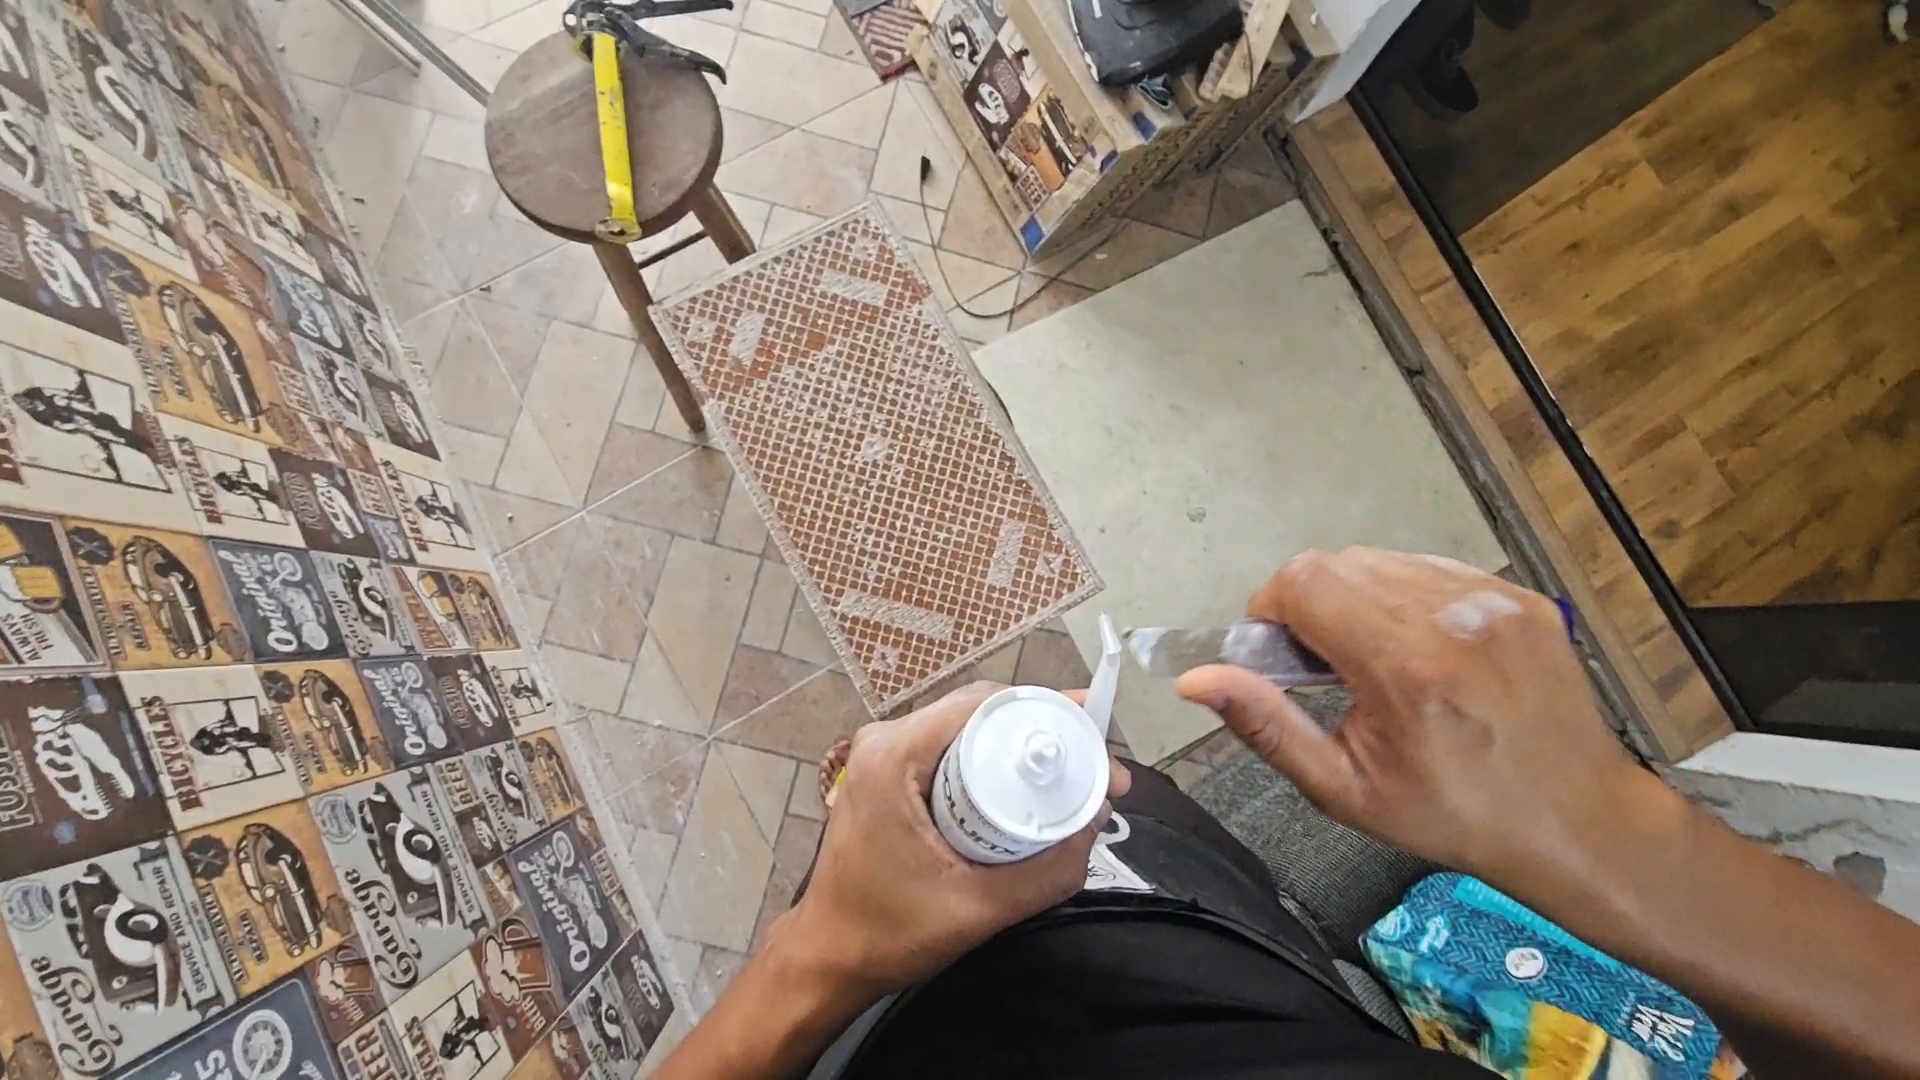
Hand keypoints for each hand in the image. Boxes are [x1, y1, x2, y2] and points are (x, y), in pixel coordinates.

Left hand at [779, 682, 1130, 995]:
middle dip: (1038, 728)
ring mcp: (882, 753)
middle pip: (977, 710)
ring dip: (1015, 743)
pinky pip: (948, 747)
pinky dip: (988, 758)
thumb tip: (1096, 822)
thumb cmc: (889, 933)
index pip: (982, 704)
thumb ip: (1046, 873)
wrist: (827, 957)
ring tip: (1065, 773)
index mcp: (894, 756)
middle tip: (1088, 761)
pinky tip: (1021, 786)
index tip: (1089, 731)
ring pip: (965, 727)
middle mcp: (885, 741)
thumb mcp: (978, 910)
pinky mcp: (887, 771)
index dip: (1043, 710)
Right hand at [1177, 548, 1652, 881]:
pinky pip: (1425, 567)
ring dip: (1351, 597)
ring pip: (1377, 559)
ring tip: (1370, 654)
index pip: (1304, 582)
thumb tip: (1196, 679)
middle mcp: (1452, 616)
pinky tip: (1415, 644)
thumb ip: (1264, 723)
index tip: (1280, 656)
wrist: (1581, 822)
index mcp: (1405, 666)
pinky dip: (1397, 595)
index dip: (1272, 610)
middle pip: (1334, 563)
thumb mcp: (1342, 788)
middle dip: (1307, 604)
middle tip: (1322, 663)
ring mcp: (1493, 599)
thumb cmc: (1451, 814)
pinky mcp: (1519, 596)